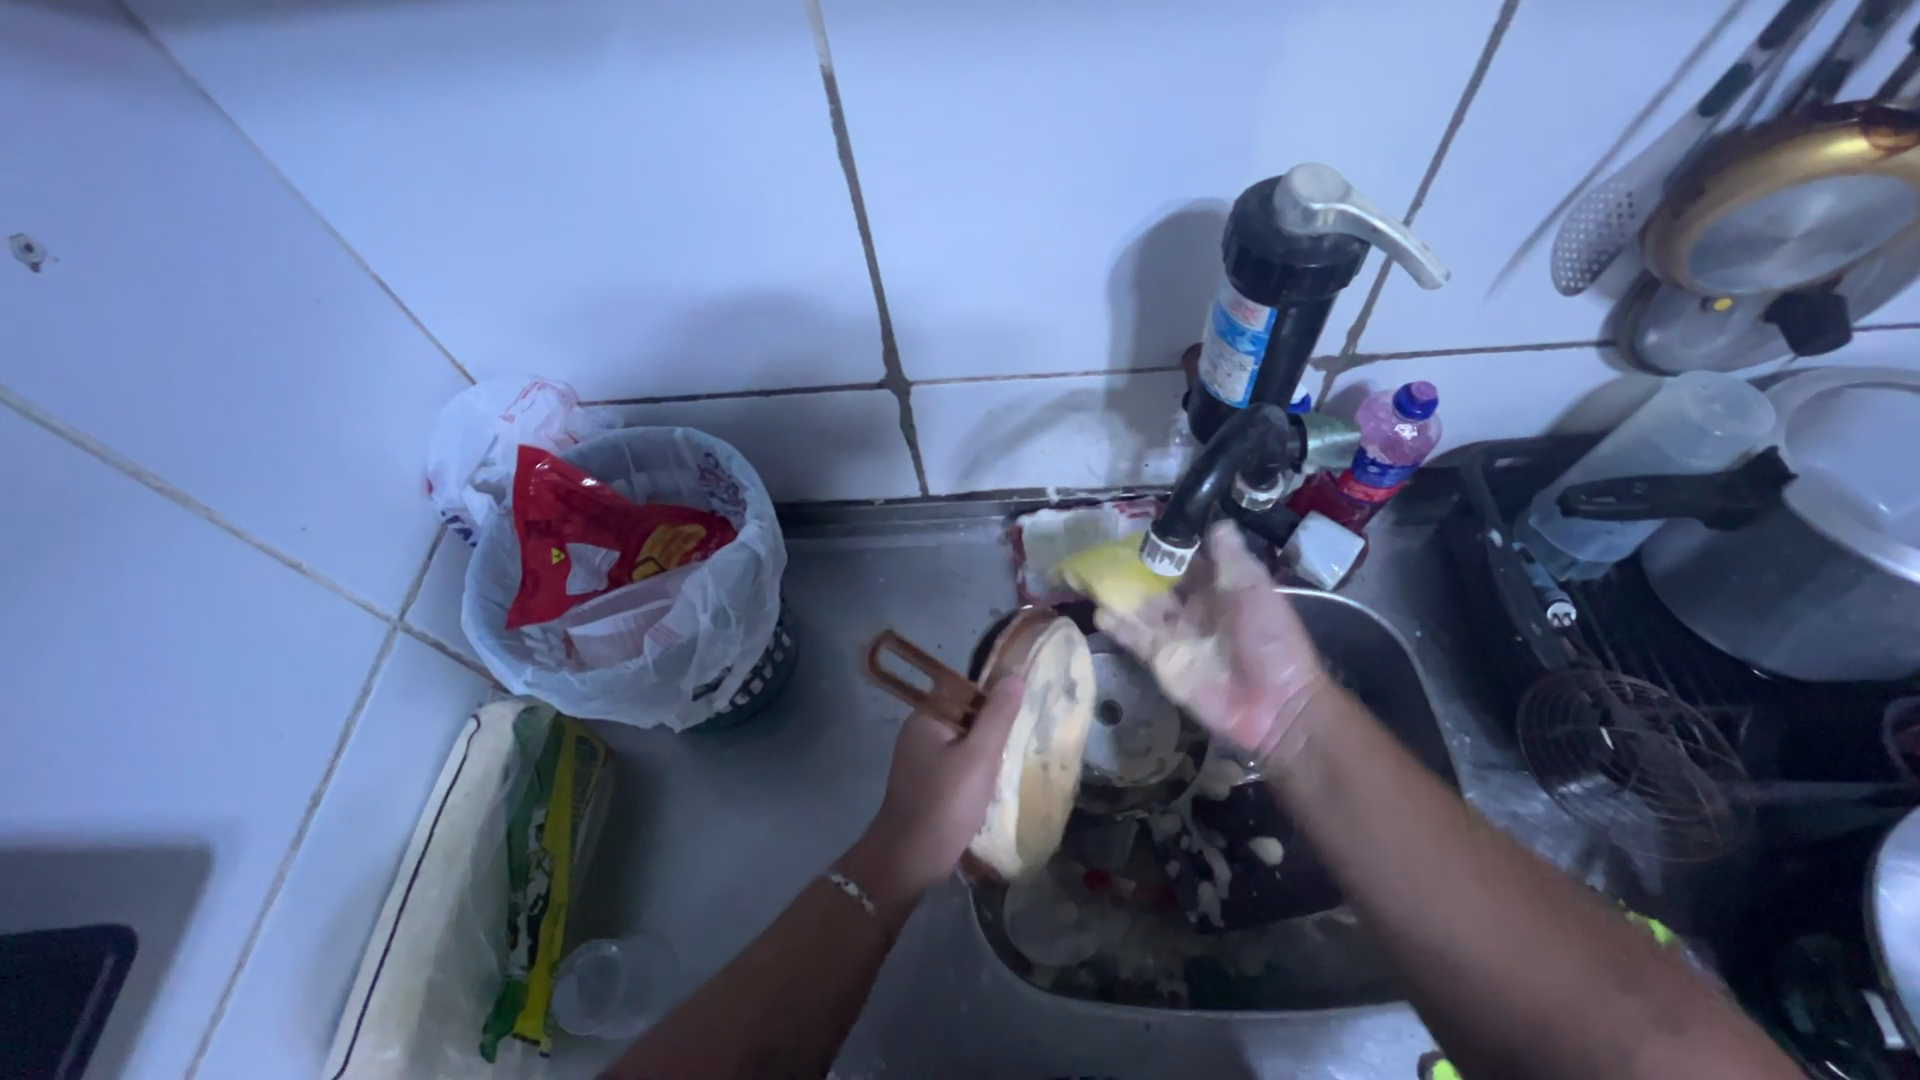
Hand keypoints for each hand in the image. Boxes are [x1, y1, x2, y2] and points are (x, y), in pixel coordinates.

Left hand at [839, 673, 1026, 920]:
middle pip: (966, 716)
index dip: (996, 695)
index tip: (1023, 708)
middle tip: (1025, 737)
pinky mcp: (929, 785)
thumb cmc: (944, 803)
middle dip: (995, 727)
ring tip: (1016, 760)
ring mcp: (922, 761)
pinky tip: (997, 783)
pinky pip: (959, 766)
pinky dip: (978, 772)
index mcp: (926, 717)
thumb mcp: (978, 756)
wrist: (908, 862)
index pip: (966, 689)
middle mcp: (920, 733)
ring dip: (989, 753)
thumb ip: (997, 715)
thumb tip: (1014, 673)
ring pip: (965, 744)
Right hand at [1095, 521, 1331, 768]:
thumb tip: (1215, 521)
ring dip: (1118, 594)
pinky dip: (1116, 625)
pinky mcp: (1160, 659)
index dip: (1167, 546)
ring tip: (1090, 575)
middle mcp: (1192, 609)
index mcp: (1218, 590)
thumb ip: (1230, 558)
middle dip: (1134, 569)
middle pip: (1157, 583)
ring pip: (1140, 608)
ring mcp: (1174, 634)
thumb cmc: (1271, 640)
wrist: (1274, 703)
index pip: (1186, 562)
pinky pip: (1134, 638)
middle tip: (1105, 550)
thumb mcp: (1254, 590)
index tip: (1145, 529)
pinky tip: (1099, 612)